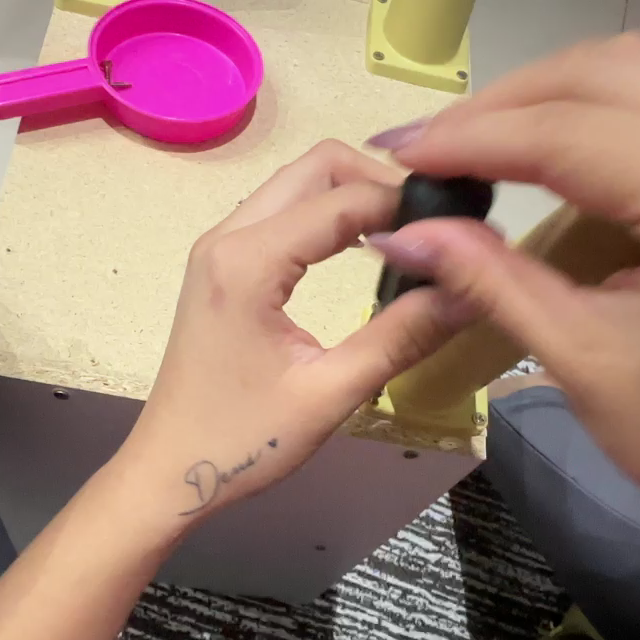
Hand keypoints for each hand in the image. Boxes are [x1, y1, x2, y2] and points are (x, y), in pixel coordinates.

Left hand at [112, 141, 470, 527]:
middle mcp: (227, 237)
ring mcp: (217, 250)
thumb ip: (401, 336)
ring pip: (295, 186)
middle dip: (380, 182)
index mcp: (248, 261)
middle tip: (434, 223)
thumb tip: (469, 292)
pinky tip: (360, 250)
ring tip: (408, 235)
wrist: (169, 471)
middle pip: (315, 168)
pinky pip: (278, 217)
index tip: (464, 228)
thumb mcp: (329, 393)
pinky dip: (324, 219)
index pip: (345, 199)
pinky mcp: (219, 270)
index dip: (410, 205)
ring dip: (351, 197)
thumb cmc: (242, 440)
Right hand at [370, 35, 639, 560]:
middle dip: (503, 105)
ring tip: (473, 146)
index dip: (472, 138)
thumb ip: (488, 278)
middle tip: (426, 147)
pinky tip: (549, 150)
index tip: (397, 154)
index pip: (574, 133)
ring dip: (548, 101)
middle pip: (612, 73)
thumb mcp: (580, 358)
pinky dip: (599, 115)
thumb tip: (399, 231)